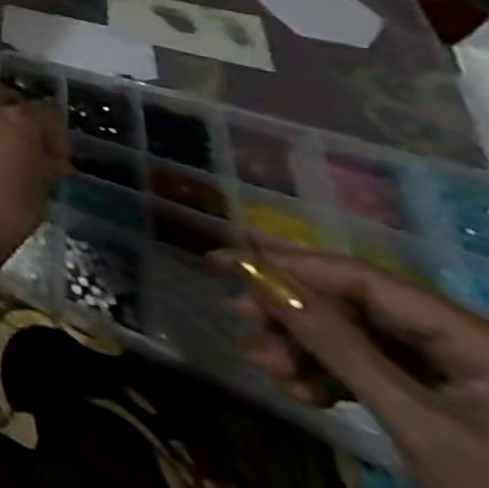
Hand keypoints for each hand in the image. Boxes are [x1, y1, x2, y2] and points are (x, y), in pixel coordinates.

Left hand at [0, 83, 69, 259]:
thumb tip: (53, 159)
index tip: (58, 154)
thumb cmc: (11, 206)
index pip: (44, 110)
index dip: (54, 130)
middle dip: (15, 105)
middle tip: (25, 130)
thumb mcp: (43, 184)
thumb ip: (47, 162)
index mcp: (20, 119)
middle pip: (0, 92)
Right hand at [229, 248, 488, 487]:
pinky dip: (329, 376)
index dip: (292, 266)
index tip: (221, 262)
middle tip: (240, 320)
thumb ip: (338, 345)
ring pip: (359, 340)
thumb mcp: (415, 421)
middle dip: (294, 316)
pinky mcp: (447, 405)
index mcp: (484, 342)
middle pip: (361, 308)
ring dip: (303, 350)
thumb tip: (257, 277)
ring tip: (269, 370)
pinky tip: (302, 392)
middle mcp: (474, 348)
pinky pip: (374, 371)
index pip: (370, 281)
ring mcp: (463, 380)